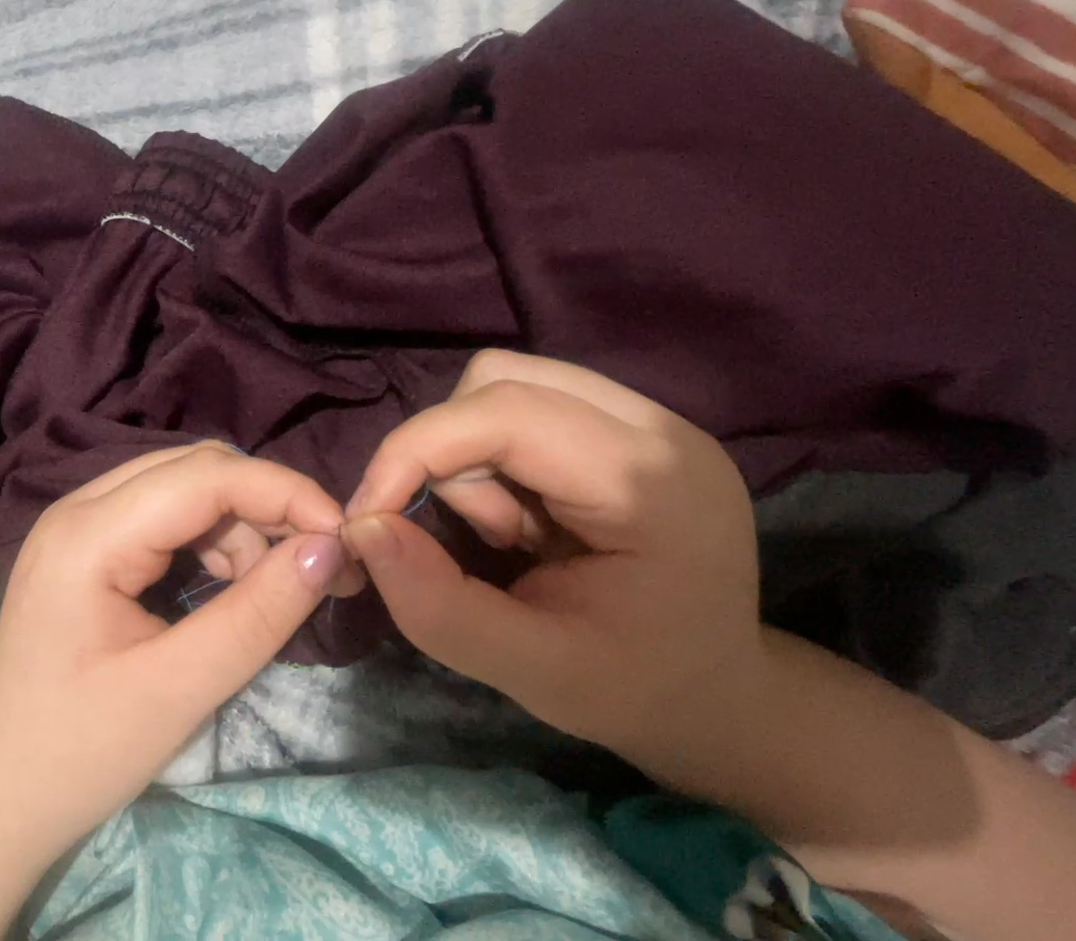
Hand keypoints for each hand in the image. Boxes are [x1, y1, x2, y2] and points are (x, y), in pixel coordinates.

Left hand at [0, 443, 348, 853]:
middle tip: (319, 562)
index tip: (344, 535)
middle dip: (264, 505)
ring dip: (240, 524)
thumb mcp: (180, 688)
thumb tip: (329, 548)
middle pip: (192, 469)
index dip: (282, 492)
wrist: (9, 790)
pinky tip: (230, 585)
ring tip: (272, 587)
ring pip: (182, 487)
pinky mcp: (85, 546)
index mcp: (85, 536)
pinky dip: (211, 539)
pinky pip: (163, 515)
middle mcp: (75, 509)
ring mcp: (76, 525)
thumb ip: (257, 614)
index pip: (202, 476)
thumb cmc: (85, 751)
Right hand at [342, 351, 761, 752]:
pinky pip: (518, 403)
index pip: (507, 413)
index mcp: (651, 485)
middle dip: (443, 454)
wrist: (715, 694)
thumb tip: (360, 528)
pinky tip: (518, 514)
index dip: (415, 450)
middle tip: (460, 534)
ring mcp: (645, 418)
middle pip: (500, 381)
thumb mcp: (531, 671)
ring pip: (502, 383)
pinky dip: (486, 454)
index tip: (367, 518)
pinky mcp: (622, 424)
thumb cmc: (633, 689)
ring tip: (501, 530)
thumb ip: (439, 605)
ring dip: (466, 454)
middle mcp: (655, 429)